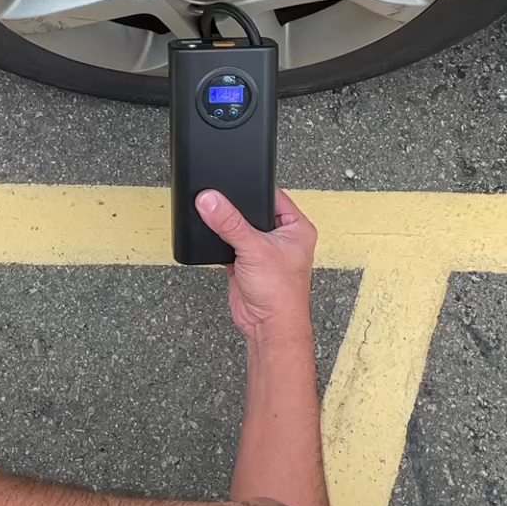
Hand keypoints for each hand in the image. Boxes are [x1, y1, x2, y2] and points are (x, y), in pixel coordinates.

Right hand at [195, 189, 316, 343]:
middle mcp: (282, 236)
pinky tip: (211, 236)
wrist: (268, 327)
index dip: (254, 187)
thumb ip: (229, 222)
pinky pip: (229, 242)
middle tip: (217, 196)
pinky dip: (219, 240)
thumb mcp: (254, 248)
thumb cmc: (280, 293)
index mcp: (296, 227)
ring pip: (239, 226)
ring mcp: (263, 249)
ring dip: (227, 225)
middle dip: (236, 207)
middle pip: (253, 210)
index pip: (273, 195)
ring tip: (213, 215)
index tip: (232, 178)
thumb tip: (210, 200)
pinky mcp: (246, 261)